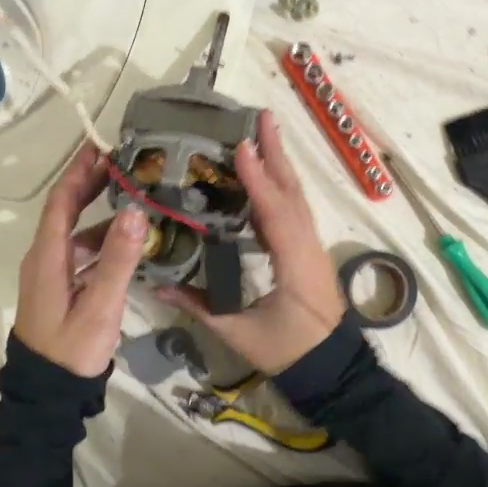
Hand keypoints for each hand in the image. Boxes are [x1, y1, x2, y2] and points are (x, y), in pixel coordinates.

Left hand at [15, 143, 149, 376]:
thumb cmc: (71, 348)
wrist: (47, 391)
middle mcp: (45, 258)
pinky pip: (81, 254)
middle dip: (90, 184)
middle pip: (66, 211)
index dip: (78, 171)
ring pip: (76, 233)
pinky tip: (128, 243)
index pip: (61, 201)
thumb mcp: (100, 306)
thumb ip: (118, 260)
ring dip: (100, 214)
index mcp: (48, 256)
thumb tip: (135, 211)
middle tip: (121, 162)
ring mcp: (51, 275)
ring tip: (134, 198)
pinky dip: (102, 242)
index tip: (99, 146)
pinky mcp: (60, 289)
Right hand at [158, 110, 345, 372]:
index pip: (276, 216)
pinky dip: (280, 188)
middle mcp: (309, 249)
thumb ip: (200, 306)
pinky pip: (295, 212)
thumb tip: (156, 285)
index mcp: (295, 266)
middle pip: (293, 195)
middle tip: (261, 118)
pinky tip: (265, 176)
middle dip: (276, 155)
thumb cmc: (288, 353)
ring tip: (263, 134)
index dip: (260, 181)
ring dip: (280, 165)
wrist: (331, 368)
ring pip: (297, 199)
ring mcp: (313, 249)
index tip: (243, 148)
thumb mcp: (240, 333)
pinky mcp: (309, 253)